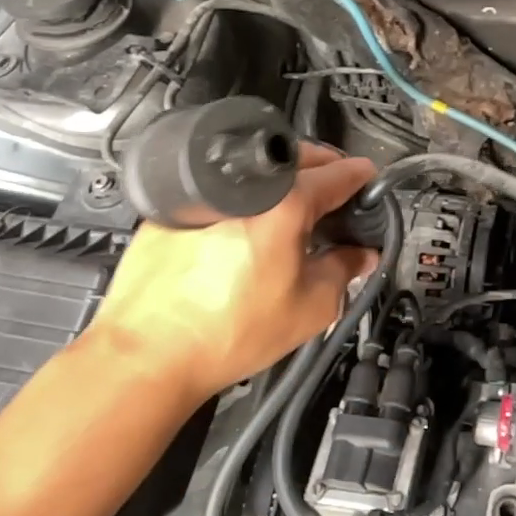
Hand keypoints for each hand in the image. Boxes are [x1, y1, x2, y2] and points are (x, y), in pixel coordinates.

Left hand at [85, 144, 377, 404]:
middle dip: (324, 173)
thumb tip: (358, 257)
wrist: (148, 356)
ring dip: (282, 185)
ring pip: (258, 173)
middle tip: (335, 201)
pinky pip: (223, 191)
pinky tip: (247, 233)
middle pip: (298, 159)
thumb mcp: (310, 308)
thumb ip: (345, 271)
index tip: (367, 181)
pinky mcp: (173, 211)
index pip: (339, 173)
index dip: (362, 178)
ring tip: (292, 220)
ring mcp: (204, 195)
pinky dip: (244, 202)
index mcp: (284, 202)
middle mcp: (244, 188)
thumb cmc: (219, 335)